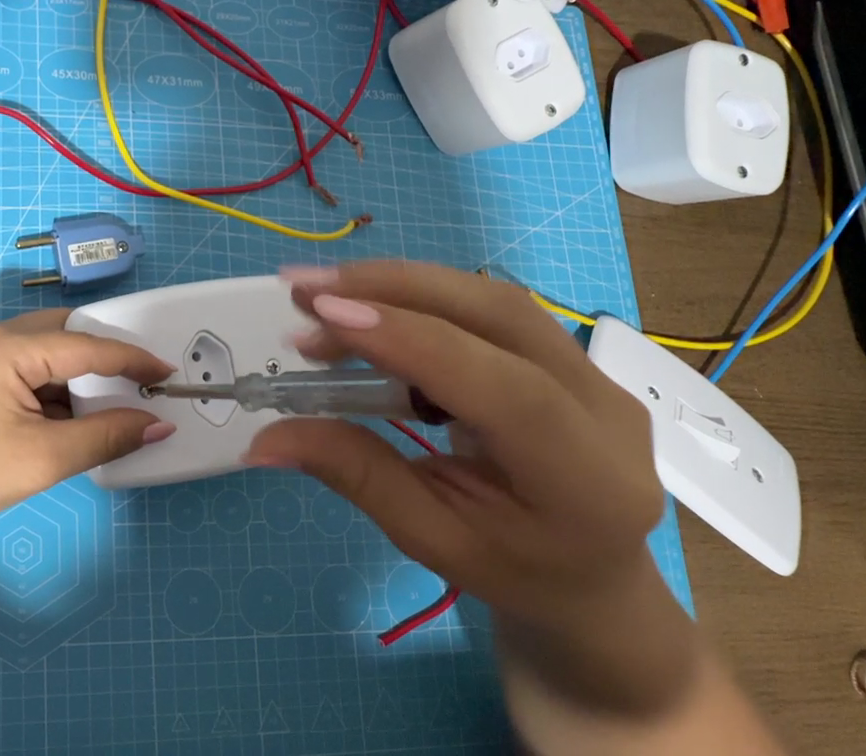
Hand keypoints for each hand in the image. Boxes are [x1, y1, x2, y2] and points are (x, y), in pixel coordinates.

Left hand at [0, 309, 174, 537]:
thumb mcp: (44, 458)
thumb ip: (106, 435)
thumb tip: (157, 424)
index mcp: (7, 346)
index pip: (86, 345)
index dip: (132, 360)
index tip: (169, 374)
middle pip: (65, 334)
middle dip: (106, 359)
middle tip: (142, 386)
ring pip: (47, 352)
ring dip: (80, 376)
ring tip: (115, 408)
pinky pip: (28, 369)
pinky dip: (56, 389)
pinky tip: (76, 417)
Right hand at [246, 262, 665, 629]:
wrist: (592, 580)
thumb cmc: (513, 571)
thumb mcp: (429, 537)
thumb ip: (356, 475)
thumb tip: (260, 441)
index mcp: (584, 479)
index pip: (504, 390)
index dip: (413, 342)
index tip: (325, 314)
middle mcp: (605, 409)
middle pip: (499, 315)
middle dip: (393, 289)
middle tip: (302, 290)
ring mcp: (592, 374)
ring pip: (490, 298)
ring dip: (397, 287)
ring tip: (317, 297)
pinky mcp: (566, 355)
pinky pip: (486, 308)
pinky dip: (416, 299)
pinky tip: (363, 313)